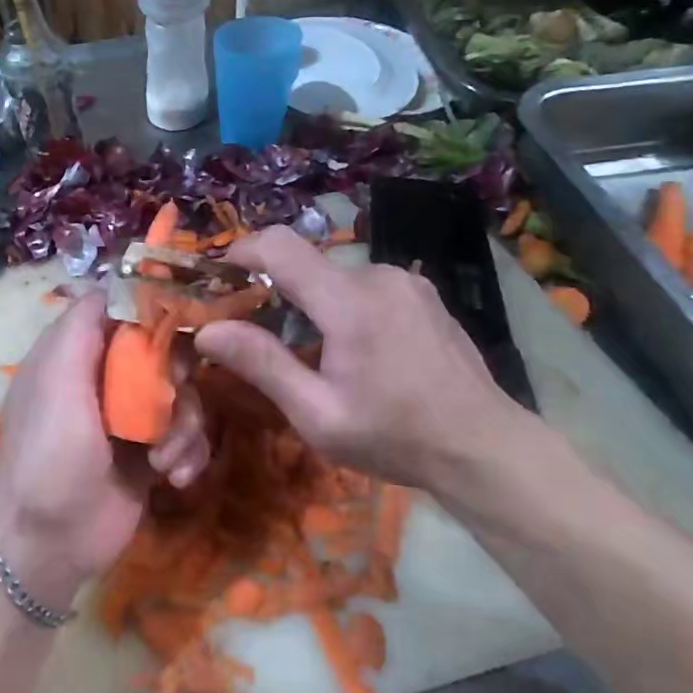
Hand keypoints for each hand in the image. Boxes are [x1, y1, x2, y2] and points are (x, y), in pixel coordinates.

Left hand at [0, 292, 207, 605]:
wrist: (49, 544)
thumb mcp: (57, 380)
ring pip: (184, 396)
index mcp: (78, 354)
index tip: (184, 321)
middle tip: (173, 398)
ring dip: (185, 426)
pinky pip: (188, 436)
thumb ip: (82, 326)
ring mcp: (132, 419)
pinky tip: (173, 477)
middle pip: (165, 352)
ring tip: (164, 458)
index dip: (155, 311)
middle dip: (178, 377)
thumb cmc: (49, 454)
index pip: (124, 312)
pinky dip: (188, 453)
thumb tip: (114, 281)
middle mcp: (107, 379)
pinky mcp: (152, 454)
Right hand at [194, 226, 537, 488]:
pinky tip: (362, 352)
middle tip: (267, 340)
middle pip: (308, 265)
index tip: (222, 278)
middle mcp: (378, 275)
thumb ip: (262, 364)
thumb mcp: (318, 414)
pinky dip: (347, 306)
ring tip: (320, 356)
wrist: (484, 446)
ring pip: (337, 277)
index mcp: (349, 302)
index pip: (281, 245)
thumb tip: (207, 329)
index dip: (243, 251)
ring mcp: (406, 280)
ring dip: (316, 304)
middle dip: (279, 293)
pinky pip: (367, 286)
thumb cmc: (395, 437)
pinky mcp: (423, 290)